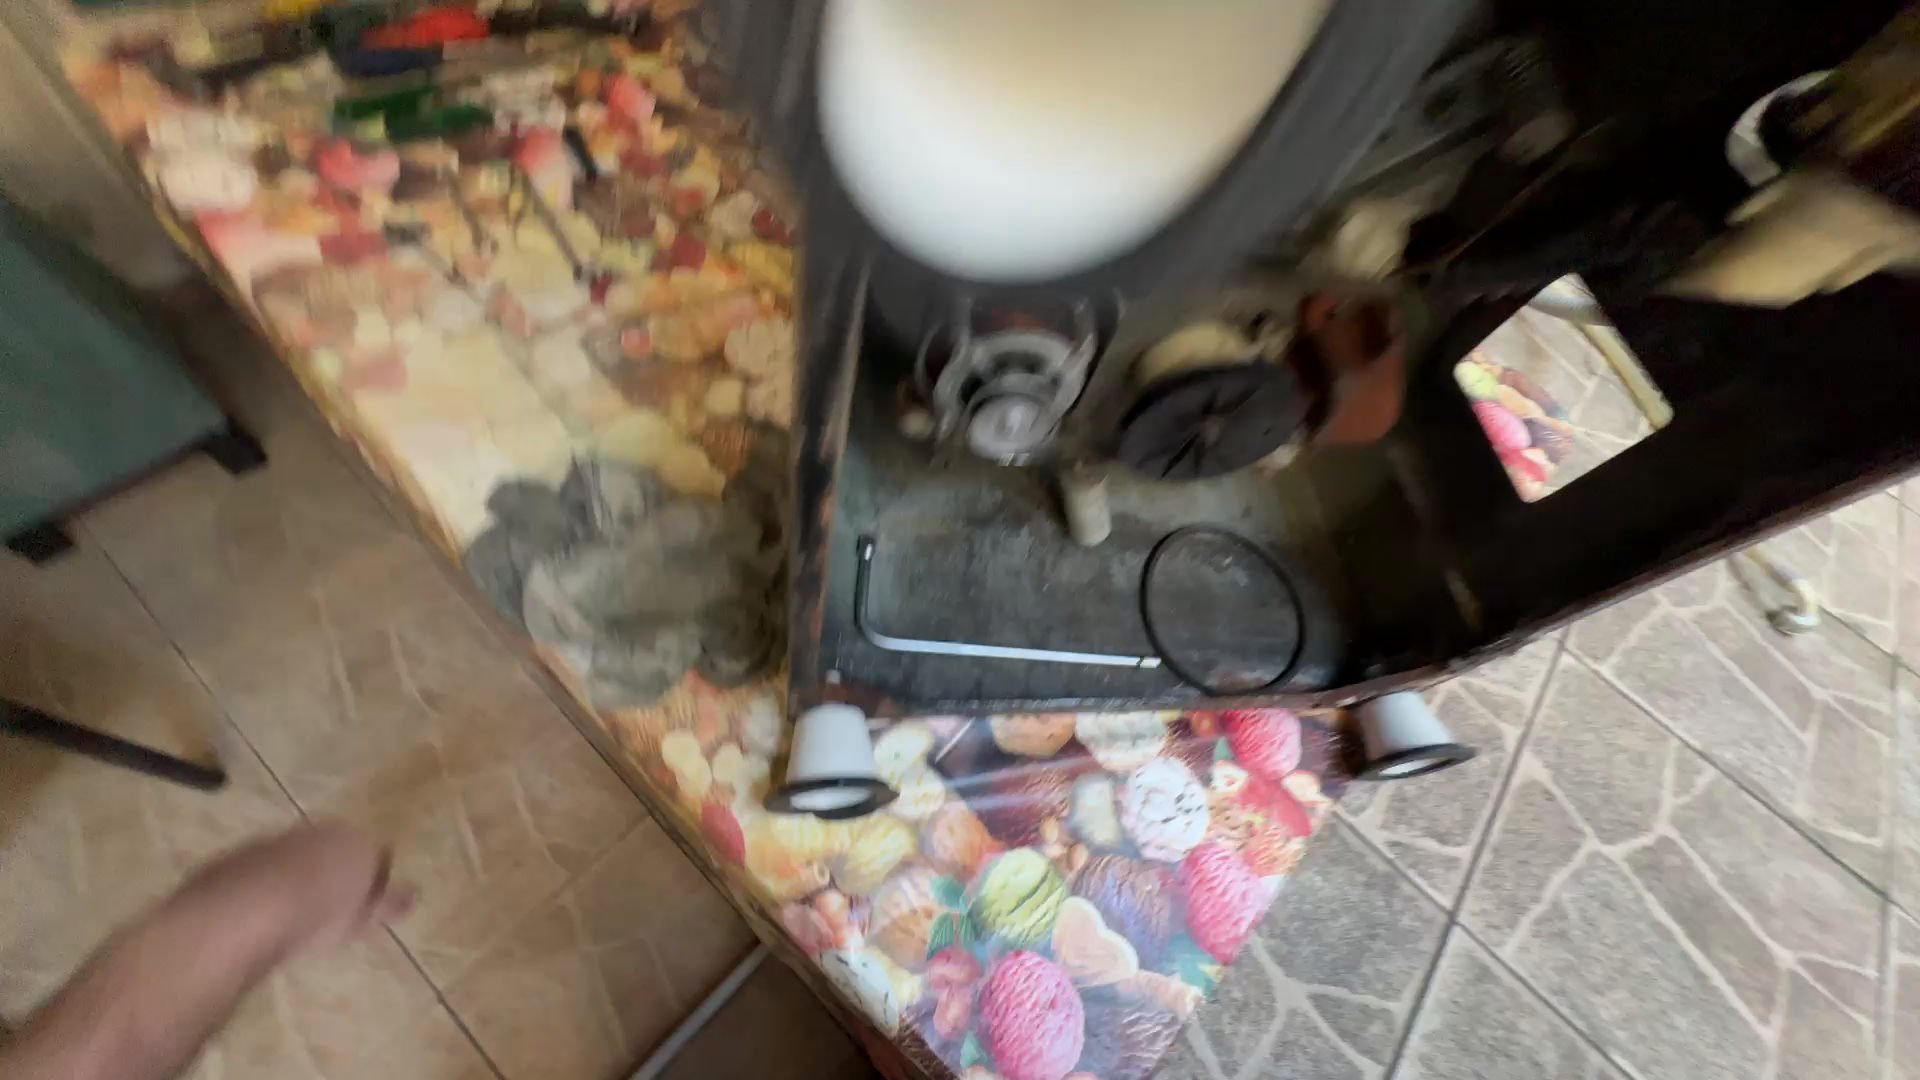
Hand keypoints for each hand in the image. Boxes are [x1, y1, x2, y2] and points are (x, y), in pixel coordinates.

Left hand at [178, 822, 415, 954]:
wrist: (235, 919)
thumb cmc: (316, 914)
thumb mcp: (364, 917)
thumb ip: (389, 904)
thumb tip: (414, 896)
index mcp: (355, 837)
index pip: (375, 849)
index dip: (374, 874)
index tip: (369, 901)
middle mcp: (314, 832)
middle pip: (330, 850)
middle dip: (330, 872)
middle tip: (328, 908)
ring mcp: (266, 845)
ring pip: (288, 861)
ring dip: (290, 882)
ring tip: (285, 918)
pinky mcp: (222, 864)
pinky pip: (248, 877)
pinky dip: (252, 893)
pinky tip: (248, 921)